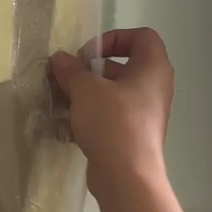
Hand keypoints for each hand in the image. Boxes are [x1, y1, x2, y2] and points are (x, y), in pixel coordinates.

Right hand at [49, 28, 174, 196]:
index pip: (140, 36)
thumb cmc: (112, 122)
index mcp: (152, 67)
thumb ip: (71, 71)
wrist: (126, 175)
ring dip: (83, 96)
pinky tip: (63, 127)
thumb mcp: (85, 90)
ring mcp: (143, 113)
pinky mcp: (131, 135)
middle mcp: (153, 87)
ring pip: (111, 94)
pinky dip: (88, 117)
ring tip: (58, 104)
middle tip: (65, 81)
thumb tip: (59, 58)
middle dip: (88, 72)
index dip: (112, 39)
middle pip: (121, 67)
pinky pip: (108, 117)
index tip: (86, 55)